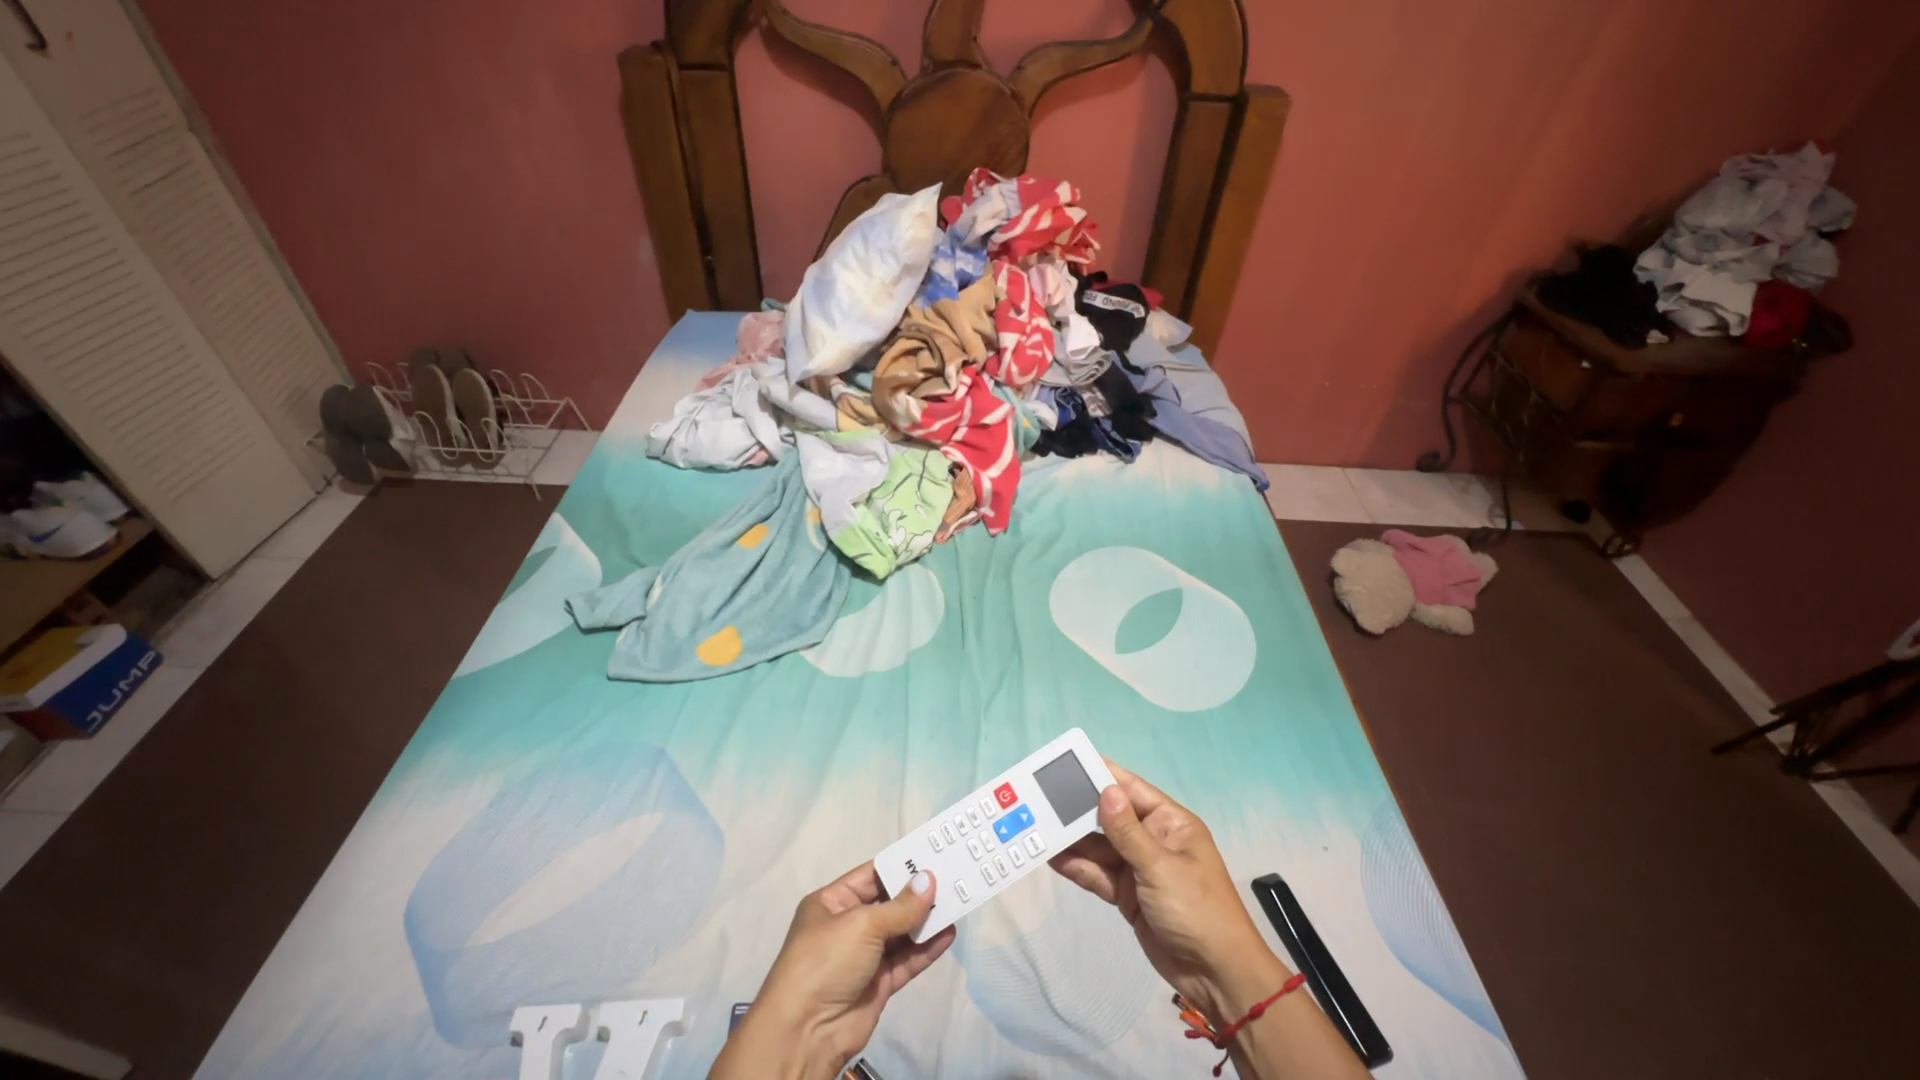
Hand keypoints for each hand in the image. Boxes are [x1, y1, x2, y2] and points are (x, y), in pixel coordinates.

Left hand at [710, 863, 954, 1079]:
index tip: (932, 854)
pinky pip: (907, 960)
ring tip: (957, 901)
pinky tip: (948, 934)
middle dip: (918, 893)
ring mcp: (864, 956)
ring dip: (926, 920)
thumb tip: (929, 880)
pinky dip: (926, 948)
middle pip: (889, 903)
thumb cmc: (826, 960)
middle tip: (953, 876)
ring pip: (901, 932)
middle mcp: (847, 926)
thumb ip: (901, 906)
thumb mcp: (862, 924)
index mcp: (831, 903)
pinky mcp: (878, 983)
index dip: (900, 866)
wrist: (806, 1031)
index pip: (870, 876)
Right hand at [1049, 761, 1290, 1025]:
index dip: (1103, 776)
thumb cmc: (1197, 909)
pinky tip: (1054, 859)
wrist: (1215, 974)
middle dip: (1081, 810)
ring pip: (1101, 848)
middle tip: (1042, 799)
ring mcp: (1139, 869)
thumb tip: (1105, 790)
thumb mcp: (1161, 867)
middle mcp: (1154, 840)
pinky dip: (1079, 868)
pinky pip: (1099, 875)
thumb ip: (1127, 832)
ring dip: (1074, 842)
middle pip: (1111, 818)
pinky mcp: (1128, 895)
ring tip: (1040, 830)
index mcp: (1171, 824)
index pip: (1132, 790)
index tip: (1069, 763)